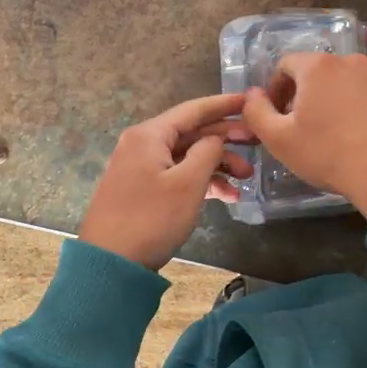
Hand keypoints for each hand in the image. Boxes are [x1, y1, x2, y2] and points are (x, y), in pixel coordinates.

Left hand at [77, 93, 253, 270]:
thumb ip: (208, 151)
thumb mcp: (188, 182)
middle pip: (192, 132)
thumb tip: (215, 139)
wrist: (109, 265)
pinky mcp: (143, 190)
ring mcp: (141, 168)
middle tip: (257, 143)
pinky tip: (227, 195)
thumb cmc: (152, 218)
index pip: (194, 109)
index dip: (224, 104)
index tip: (251, 101)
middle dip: (226, 139)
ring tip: (246, 179)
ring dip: (218, 164)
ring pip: (187, 156)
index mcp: (150, 135)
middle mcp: (143, 144)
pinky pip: (178, 175)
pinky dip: (201, 181)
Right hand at [241, 53, 366, 219]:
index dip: (275, 89)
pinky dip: (353, 103)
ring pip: (340, 80)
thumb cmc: (327, 154)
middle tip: (299, 125)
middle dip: (302, 93)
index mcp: (318, 66)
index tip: (276, 115)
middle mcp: (348, 60)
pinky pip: (364, 90)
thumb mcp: (278, 139)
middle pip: (315, 70)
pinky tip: (353, 131)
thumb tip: (252, 94)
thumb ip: (256, 112)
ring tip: (328, 129)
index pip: (285, 65)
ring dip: (329, 97)